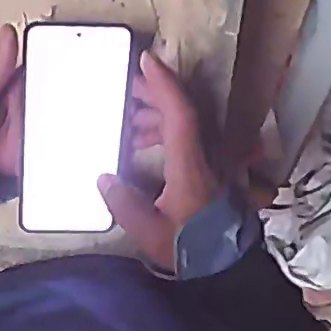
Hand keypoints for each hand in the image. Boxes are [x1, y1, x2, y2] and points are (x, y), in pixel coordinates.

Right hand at [98, 51, 220, 270]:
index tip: (146, 61)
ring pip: (185, 124)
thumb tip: (105, 177)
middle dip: (153, 93)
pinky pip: (186, 138)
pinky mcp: (208, 172)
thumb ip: (124, 203)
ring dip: (155, 114)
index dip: (163, 85)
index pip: (180, 114)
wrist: (225, 269)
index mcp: (190, 166)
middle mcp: (204, 157)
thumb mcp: (149, 232)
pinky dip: (163, 132)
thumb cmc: (189, 249)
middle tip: (124, 85)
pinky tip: (140, 142)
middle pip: (183, 112)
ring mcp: (209, 163)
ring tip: (126, 119)